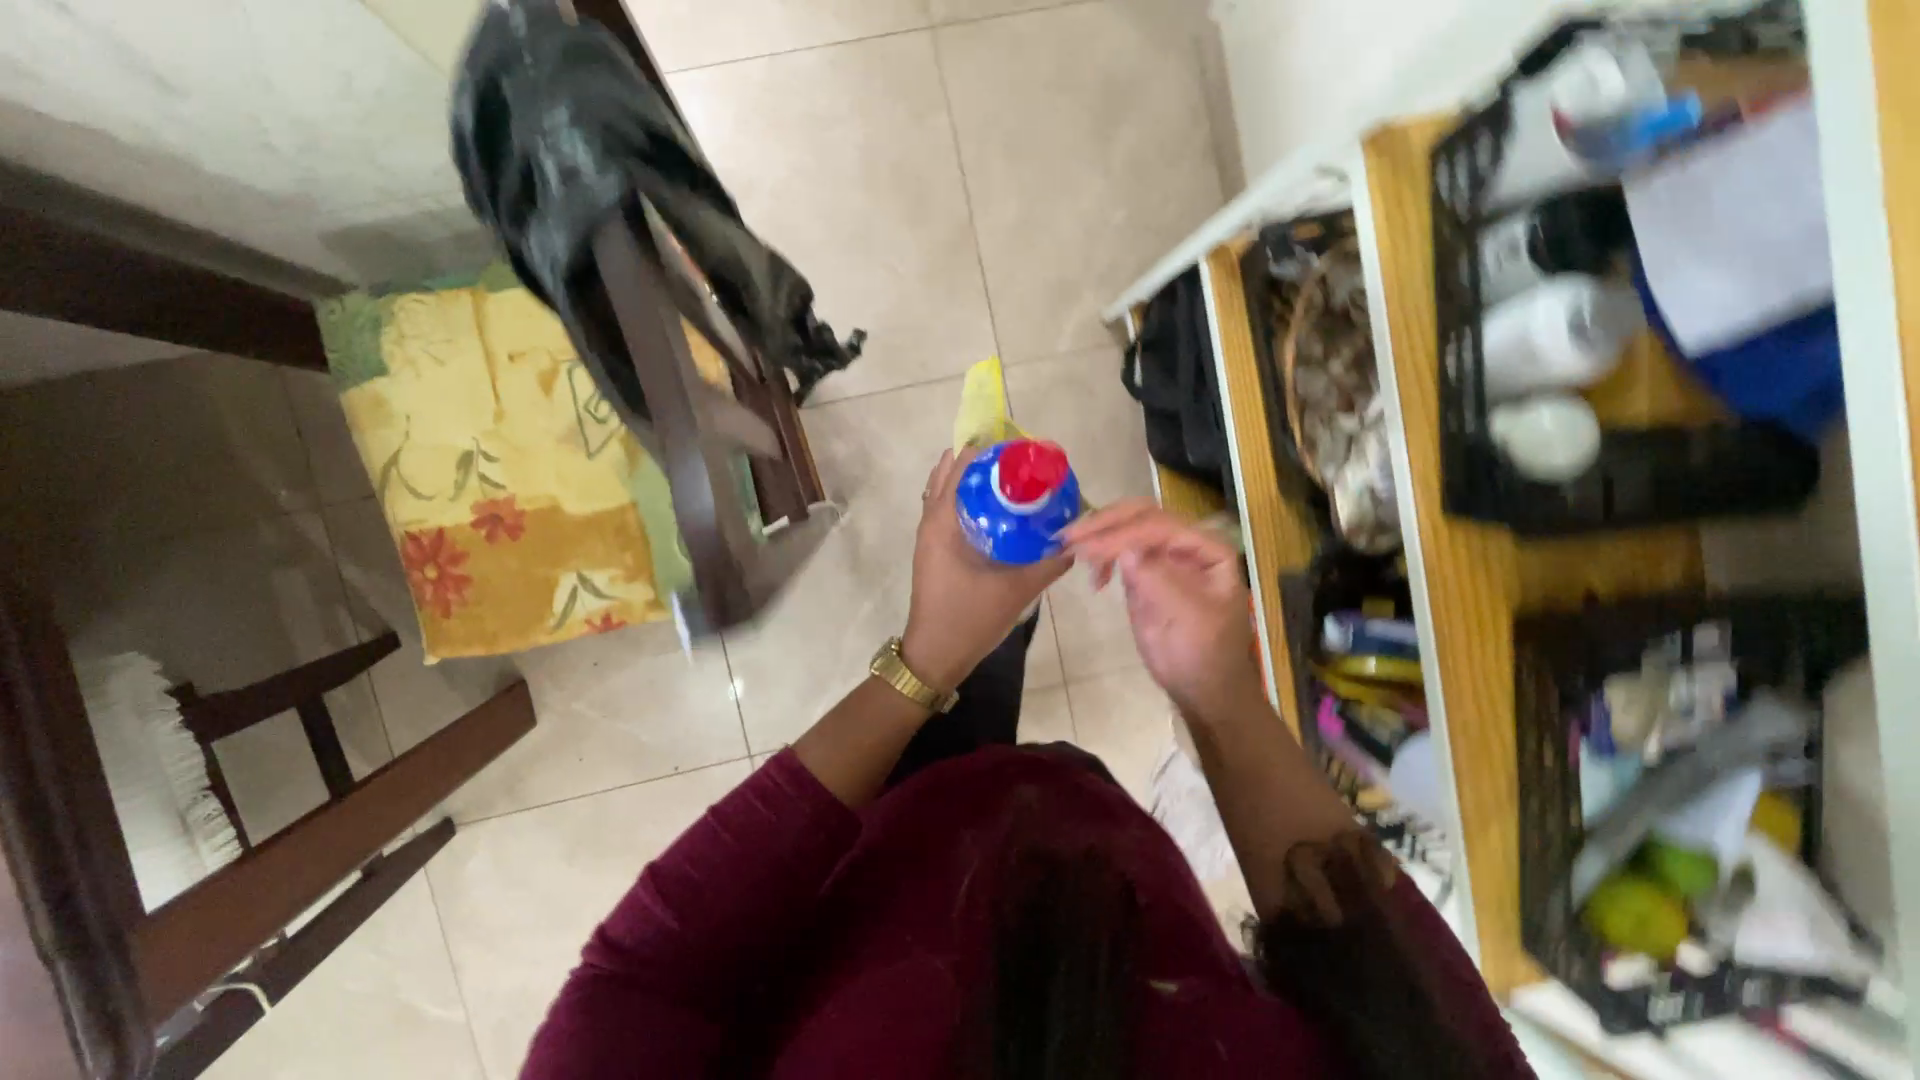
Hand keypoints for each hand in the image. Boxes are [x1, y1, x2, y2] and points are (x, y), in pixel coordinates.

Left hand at [900, 448, 1070, 688]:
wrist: (935, 655)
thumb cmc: (968, 618)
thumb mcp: (1016, 590)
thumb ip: (1049, 563)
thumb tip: (1079, 541)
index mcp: (942, 521)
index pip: (961, 467)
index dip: (989, 451)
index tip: (1020, 447)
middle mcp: (931, 521)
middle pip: (952, 474)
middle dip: (984, 463)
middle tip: (1021, 463)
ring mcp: (929, 537)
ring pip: (948, 493)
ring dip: (974, 482)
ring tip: (1011, 480)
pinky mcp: (934, 551)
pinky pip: (949, 512)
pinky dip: (969, 502)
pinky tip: (998, 513)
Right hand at [1061, 498, 1263, 721]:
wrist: (1203, 689)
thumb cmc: (1206, 654)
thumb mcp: (1188, 617)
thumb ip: (1159, 580)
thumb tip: (1125, 550)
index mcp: (1207, 547)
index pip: (1160, 527)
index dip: (1123, 534)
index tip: (1088, 549)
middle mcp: (1186, 544)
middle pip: (1142, 517)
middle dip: (1106, 525)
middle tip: (1070, 537)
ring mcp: (1163, 558)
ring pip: (1127, 530)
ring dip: (1098, 536)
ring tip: (1071, 550)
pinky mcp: (1143, 575)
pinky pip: (1119, 554)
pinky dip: (1101, 557)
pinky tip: (1092, 577)